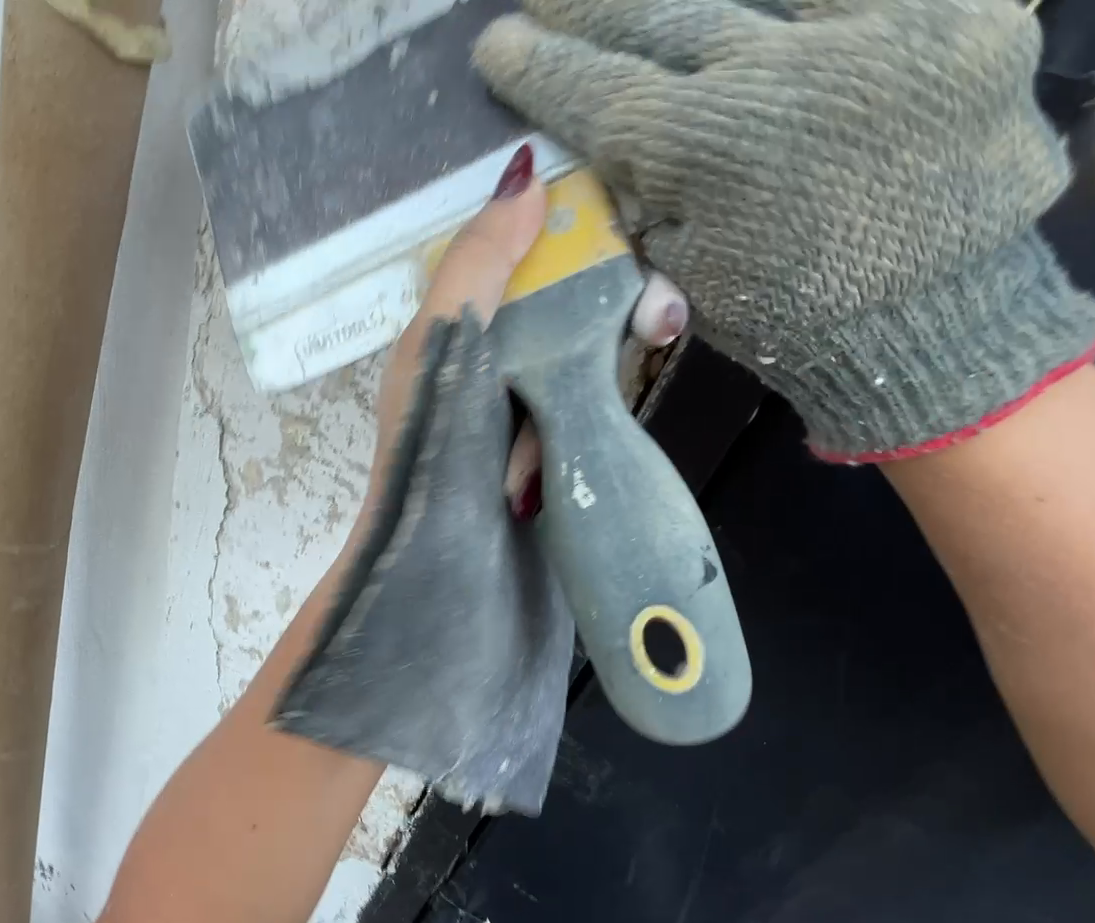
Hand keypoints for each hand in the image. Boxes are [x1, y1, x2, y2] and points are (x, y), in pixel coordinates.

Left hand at [372, 145, 691, 518]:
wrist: (451, 574)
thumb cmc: (436, 449)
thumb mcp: (443, 346)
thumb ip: (477, 265)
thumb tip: (525, 177)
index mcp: (454, 338)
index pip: (522, 264)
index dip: (575, 241)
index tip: (625, 235)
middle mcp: (490, 371)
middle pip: (566, 303)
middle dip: (616, 294)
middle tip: (656, 311)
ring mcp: (528, 416)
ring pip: (590, 351)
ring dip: (624, 338)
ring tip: (659, 329)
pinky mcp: (562, 457)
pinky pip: (602, 403)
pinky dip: (621, 389)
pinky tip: (645, 375)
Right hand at [472, 0, 1094, 462]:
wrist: (930, 323)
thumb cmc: (786, 315)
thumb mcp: (681, 273)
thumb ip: (642, 197)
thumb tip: (611, 145)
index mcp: (702, 149)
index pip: (596, 90)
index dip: (538, 66)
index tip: (497, 44)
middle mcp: (780, 72)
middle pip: (663, 17)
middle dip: (595, 8)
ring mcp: (878, 32)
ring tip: (647, 1)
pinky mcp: (966, 16)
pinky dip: (820, 7)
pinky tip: (778, 18)